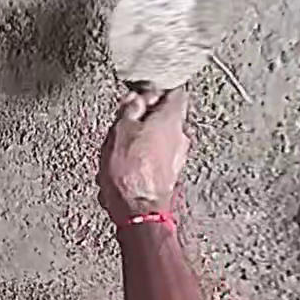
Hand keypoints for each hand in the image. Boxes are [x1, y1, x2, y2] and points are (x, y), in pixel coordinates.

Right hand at [97, 88, 190, 222]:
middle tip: (123, 122)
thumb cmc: (129, 171)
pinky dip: (144, 155)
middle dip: (145, 116)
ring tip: (121, 146)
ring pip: (161, 136)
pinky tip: (127, 164)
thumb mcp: (119, 130)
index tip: (136, 97)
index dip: (153, 91)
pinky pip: (157, 155)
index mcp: (172, 119)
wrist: (137, 207)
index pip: (174, 92)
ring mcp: (177, 156)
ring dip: (143, 137)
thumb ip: (129, 110)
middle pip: (167, 115)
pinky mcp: (169, 173)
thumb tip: (134, 101)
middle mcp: (180, 135)